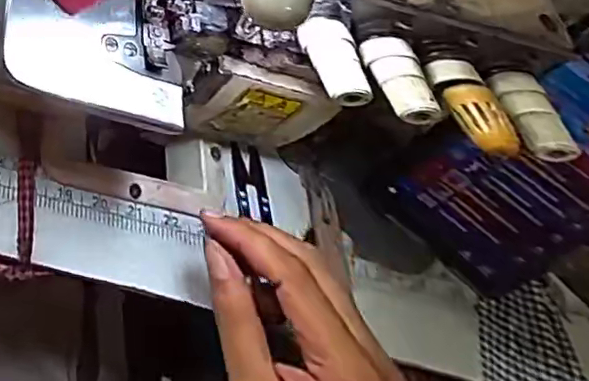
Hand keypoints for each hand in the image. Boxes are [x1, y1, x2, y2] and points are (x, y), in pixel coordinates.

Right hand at [202, 213, 401, 380]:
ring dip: (275, 256)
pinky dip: (289, 284)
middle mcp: (373, 354)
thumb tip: (219, 259)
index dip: (247, 237)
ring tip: (233, 252)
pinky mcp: (369, 367)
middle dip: (261, 235)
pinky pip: (329, 305)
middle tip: (220, 224)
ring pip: (325, 280)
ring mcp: (376, 360)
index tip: (212, 221)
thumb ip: (237, 322)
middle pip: (314, 265)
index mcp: (348, 362)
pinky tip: (261, 290)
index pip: (292, 271)